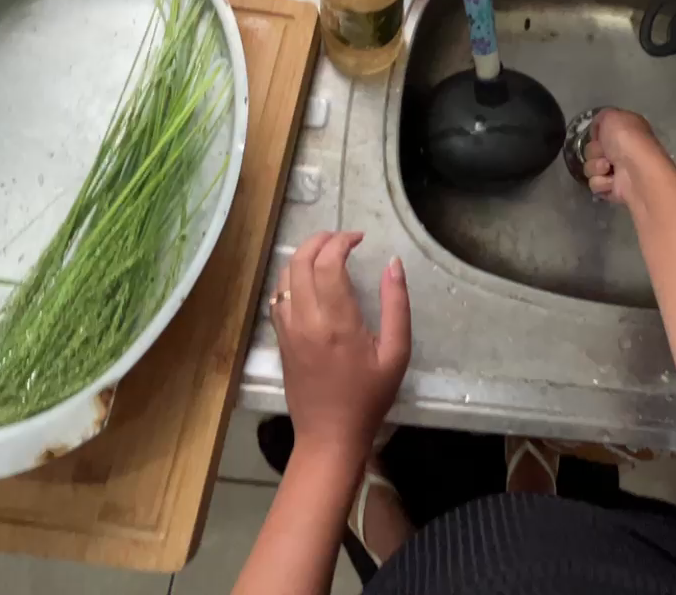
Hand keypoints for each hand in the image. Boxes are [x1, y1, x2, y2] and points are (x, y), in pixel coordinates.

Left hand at [271, 231, 410, 464]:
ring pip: (284, 276)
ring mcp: (288, 330)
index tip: (359, 238)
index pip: (328, 263)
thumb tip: (393, 264)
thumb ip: (397, 305)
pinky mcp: (280, 339)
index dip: (341, 241)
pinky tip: (310, 280)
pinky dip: (291, 278)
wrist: (330, 437)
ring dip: (303, 256)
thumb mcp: (396, 353)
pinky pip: (278, 297)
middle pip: (299, 261)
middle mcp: (306, 320)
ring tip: (327, 253)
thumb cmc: (369, 396)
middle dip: (320, 240)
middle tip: (342, 238)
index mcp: (336, 322)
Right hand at [583, 108, 666, 204]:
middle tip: (606, 154)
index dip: (596, 134)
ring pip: (590, 168)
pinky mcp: (614, 189)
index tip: (599, 136)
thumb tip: (597, 130)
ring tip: (610, 168)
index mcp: (625, 132)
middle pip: (591, 150)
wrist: (636, 170)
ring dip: (597, 167)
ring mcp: (619, 171)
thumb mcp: (611, 116)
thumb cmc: (626, 140)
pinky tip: (613, 181)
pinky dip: (602, 182)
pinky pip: (595, 184)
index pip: (600, 132)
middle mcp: (623, 150)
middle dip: (595, 152)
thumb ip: (601, 117)